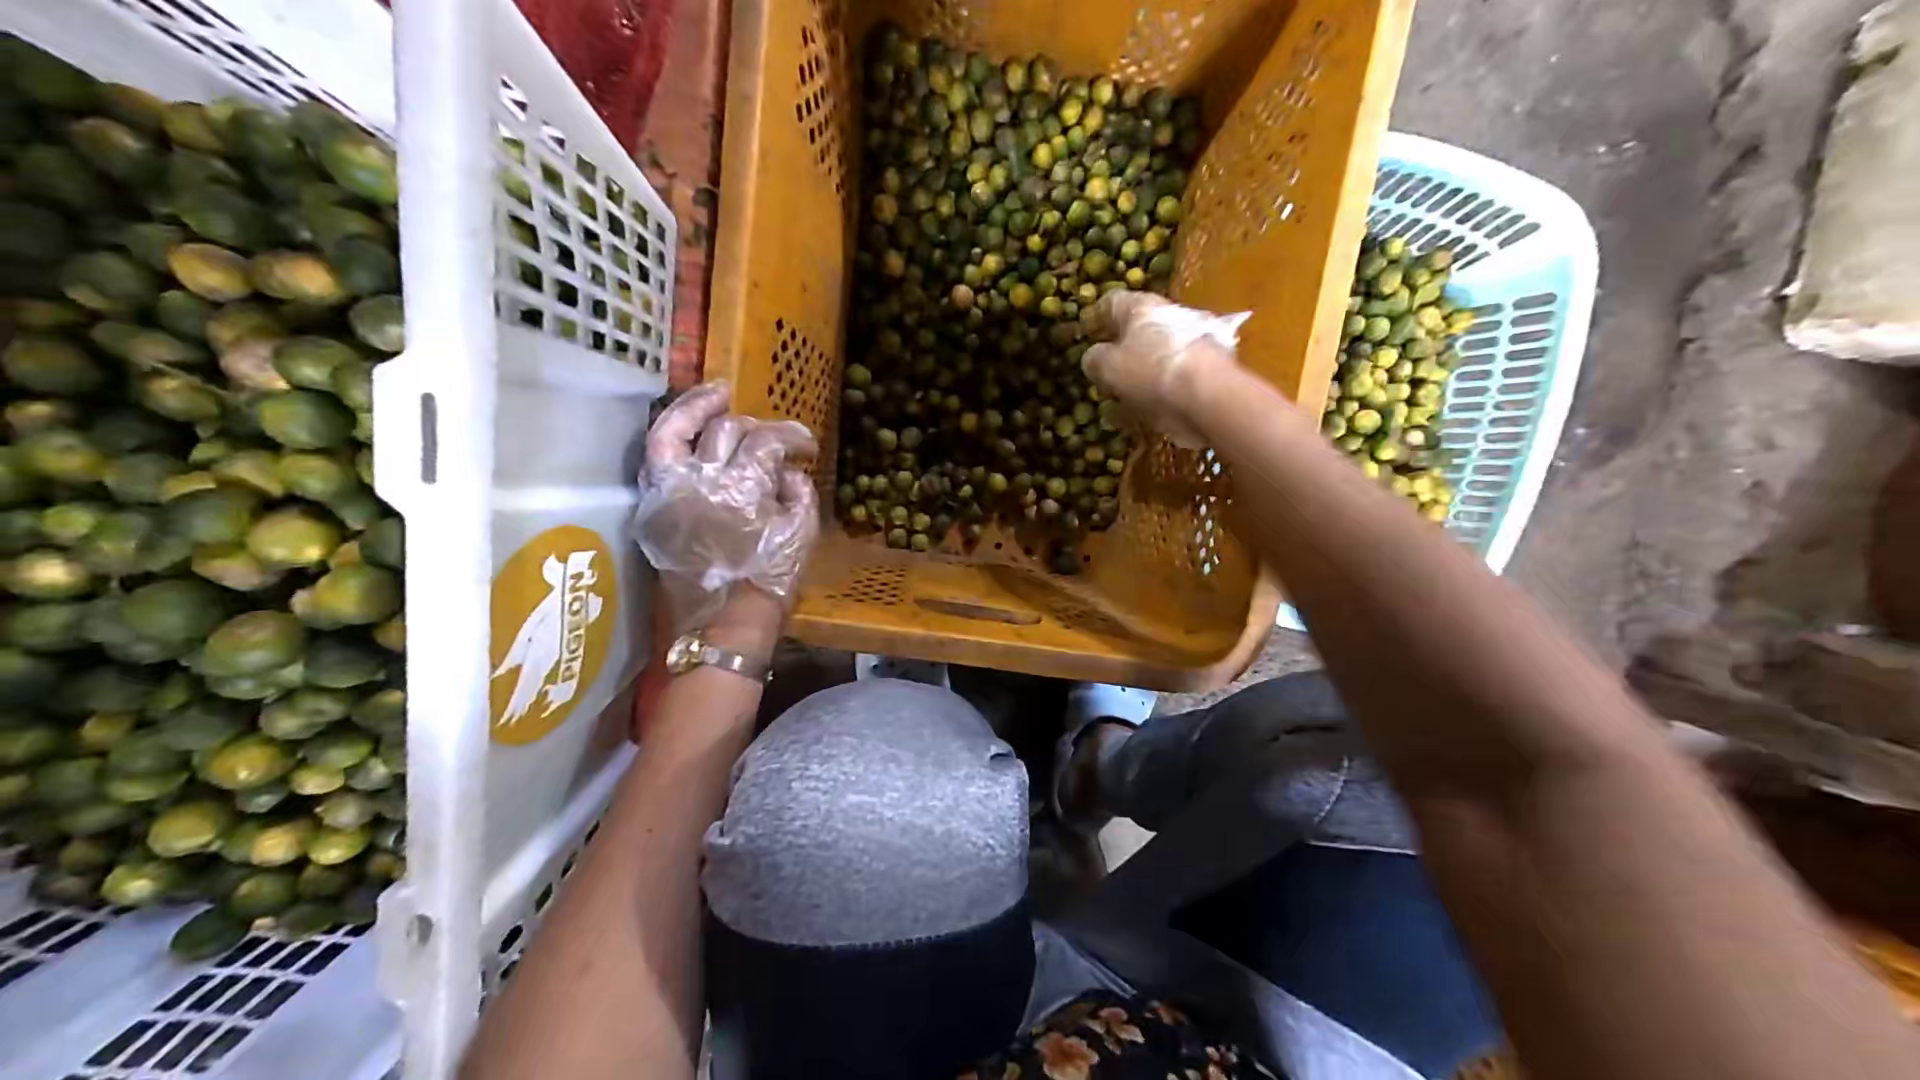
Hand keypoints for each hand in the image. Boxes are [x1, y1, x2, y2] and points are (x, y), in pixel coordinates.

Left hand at [634, 382, 818, 634]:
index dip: (792, 436)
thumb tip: (786, 471)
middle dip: (758, 428)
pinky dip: (671, 432)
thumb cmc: (767, 585)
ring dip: (698, 405)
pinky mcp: (652, 505)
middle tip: (772, 439)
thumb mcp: (801, 539)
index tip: (806, 445)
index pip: (767, 442)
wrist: (720, 627)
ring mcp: (670, 491)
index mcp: (743, 490)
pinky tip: (689, 423)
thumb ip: (800, 494)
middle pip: (730, 432)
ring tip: (718, 393)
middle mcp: (701, 481)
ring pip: (676, 429)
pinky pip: (655, 455)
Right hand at [1080, 290, 1249, 448]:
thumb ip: (1094, 359)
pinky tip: (1137, 413)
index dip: (1095, 315)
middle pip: (1136, 329)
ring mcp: (1188, 347)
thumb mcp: (1107, 366)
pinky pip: (1166, 383)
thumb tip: (1093, 358)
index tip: (1084, 330)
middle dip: (1118, 346)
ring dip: (1135, 374)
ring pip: (1152, 358)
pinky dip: (1151, 395)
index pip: (1112, 302)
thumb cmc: (1150, 370)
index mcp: (1142, 308)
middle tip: (1100, 365)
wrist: (1207, 397)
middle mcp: (1168, 320)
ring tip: (1116, 395)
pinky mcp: (1201, 376)